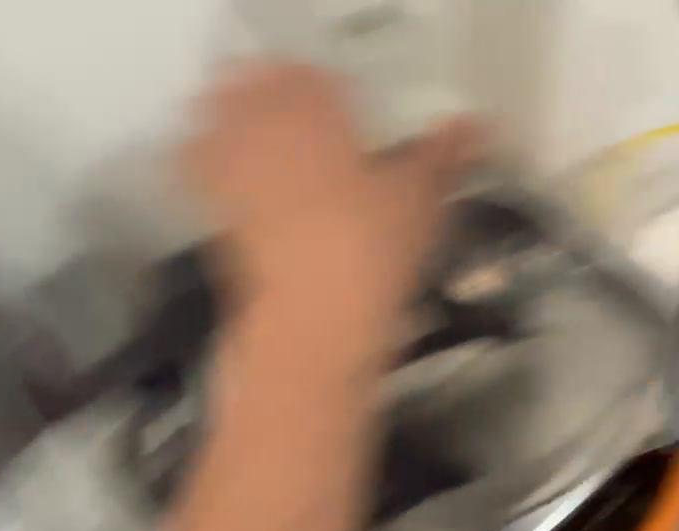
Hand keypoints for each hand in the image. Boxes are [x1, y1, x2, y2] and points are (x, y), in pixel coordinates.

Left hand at [182, 63, 478, 344]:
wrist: (318, 312)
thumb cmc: (375, 244)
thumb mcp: (423, 199)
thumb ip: (445, 155)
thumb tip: (479, 124)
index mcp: (310, 103)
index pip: (314, 71)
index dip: (334, 87)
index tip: (354, 108)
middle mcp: (257, 117)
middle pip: (256, 82)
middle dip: (281, 95)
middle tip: (313, 122)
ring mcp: (225, 157)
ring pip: (220, 113)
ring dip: (242, 119)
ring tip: (274, 143)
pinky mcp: (208, 202)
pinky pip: (199, 162)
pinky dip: (215, 160)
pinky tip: (243, 179)